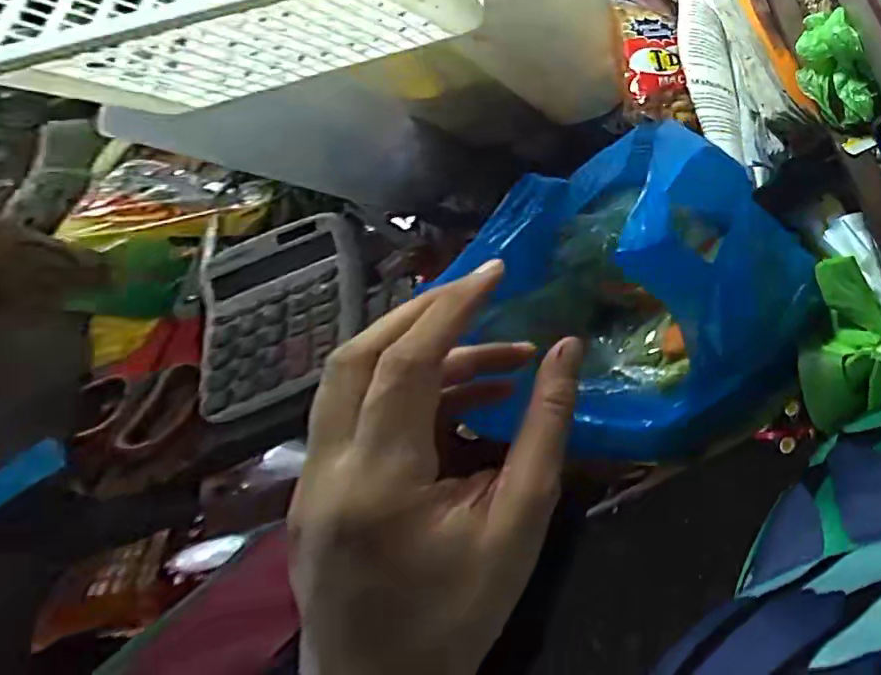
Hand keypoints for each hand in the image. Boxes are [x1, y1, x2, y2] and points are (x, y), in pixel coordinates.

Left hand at [287, 260, 584, 674]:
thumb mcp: (523, 515)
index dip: (452, 308)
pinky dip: (417, 385)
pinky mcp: (321, 490)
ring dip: (426, 348)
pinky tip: (476, 394)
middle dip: (424, 309)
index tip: (498, 271)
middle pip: (356, 358)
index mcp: (377, 482)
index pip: (403, 366)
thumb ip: (547, 425)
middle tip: (487, 286)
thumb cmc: (460, 609)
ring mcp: (313, 483)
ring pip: (352, 381)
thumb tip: (567, 347)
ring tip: (508, 355)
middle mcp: (327, 473)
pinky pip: (362, 411)